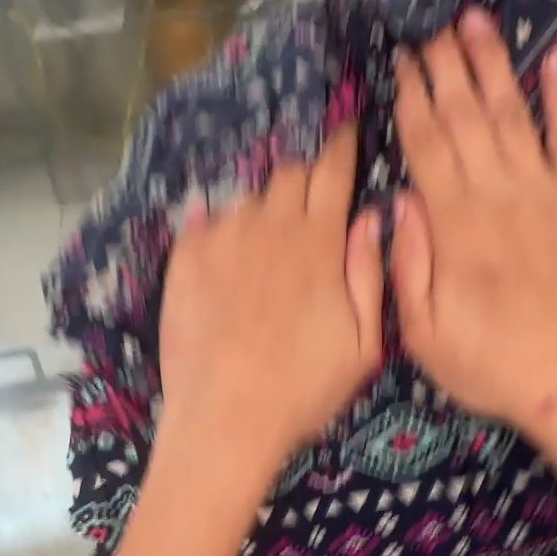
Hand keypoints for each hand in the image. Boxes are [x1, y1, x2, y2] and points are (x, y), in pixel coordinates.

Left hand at [157, 126, 383, 479]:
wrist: (225, 419)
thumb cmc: (303, 391)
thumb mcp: (364, 346)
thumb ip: (371, 275)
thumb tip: (371, 218)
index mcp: (319, 242)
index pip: (333, 170)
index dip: (343, 147)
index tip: (347, 136)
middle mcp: (269, 225)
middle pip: (289, 174)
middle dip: (304, 182)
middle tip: (306, 215)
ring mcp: (222, 238)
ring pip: (248, 200)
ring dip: (262, 215)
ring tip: (262, 258)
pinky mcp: (185, 258)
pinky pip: (205, 222)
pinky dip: (219, 232)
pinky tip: (225, 265)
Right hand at [391, 10, 556, 440]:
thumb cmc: (489, 367)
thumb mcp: (423, 336)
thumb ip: (407, 266)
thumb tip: (399, 202)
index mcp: (453, 228)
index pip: (426, 146)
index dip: (411, 101)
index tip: (400, 64)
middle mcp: (497, 196)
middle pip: (467, 118)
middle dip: (446, 69)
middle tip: (431, 31)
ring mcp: (545, 194)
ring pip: (513, 115)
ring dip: (494, 66)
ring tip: (476, 23)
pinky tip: (554, 61)